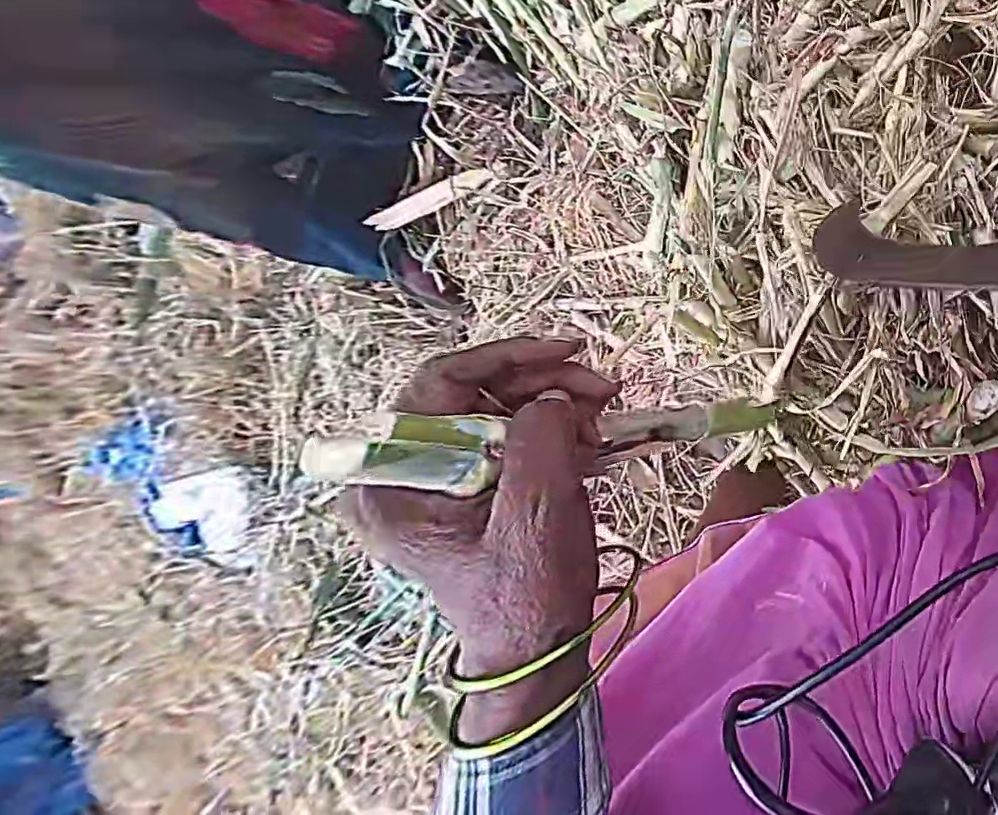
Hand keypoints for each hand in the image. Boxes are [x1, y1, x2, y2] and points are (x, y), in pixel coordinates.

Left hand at [339, 338, 619, 742]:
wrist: (539, 646)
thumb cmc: (529, 593)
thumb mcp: (537, 513)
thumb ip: (539, 438)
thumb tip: (553, 398)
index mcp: (395, 482)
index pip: (440, 384)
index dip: (507, 356)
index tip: (568, 351)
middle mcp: (407, 471)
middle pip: (477, 390)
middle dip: (545, 382)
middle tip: (602, 390)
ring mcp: (441, 476)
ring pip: (502, 403)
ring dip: (558, 400)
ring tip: (602, 416)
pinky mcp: (474, 481)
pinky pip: (515, 428)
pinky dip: (557, 422)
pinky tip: (590, 434)